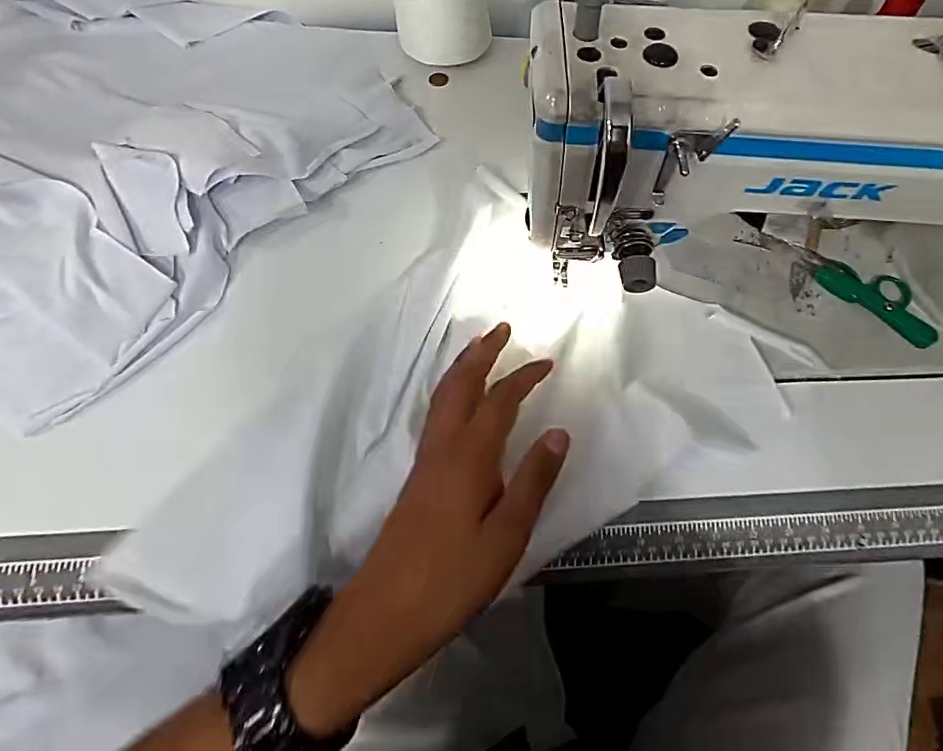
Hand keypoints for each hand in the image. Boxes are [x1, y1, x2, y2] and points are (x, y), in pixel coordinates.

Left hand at [285, 323, 568, 736]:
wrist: (384, 613)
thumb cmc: (452, 579)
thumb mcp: (506, 536)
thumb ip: (533, 481)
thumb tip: (558, 432)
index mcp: (469, 457)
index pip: (499, 402)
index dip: (523, 378)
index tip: (546, 363)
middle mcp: (443, 448)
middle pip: (461, 385)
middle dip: (481, 354)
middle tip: (502, 329)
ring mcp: (426, 462)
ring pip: (444, 398)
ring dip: (463, 368)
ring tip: (480, 349)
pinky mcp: (417, 478)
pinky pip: (437, 416)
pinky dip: (452, 392)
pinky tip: (460, 405)